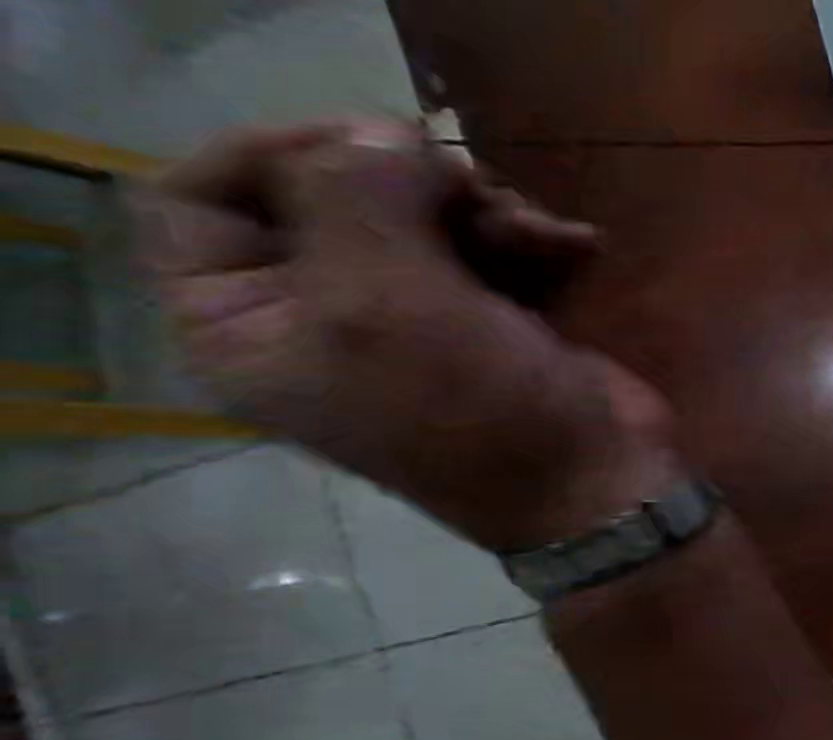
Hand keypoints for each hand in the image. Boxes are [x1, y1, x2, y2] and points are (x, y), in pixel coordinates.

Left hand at [136, 121, 679, 551]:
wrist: (597, 478)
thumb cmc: (478, 408)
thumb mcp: (387, 299)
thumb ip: (354, 191)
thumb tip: (383, 133)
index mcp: (251, 329)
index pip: (201, 198)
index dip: (281, 155)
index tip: (378, 147)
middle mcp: (324, 318)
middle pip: (332, 199)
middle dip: (413, 185)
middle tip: (478, 192)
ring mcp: (418, 319)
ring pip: (424, 218)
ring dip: (489, 210)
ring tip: (543, 233)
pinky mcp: (493, 321)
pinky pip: (493, 252)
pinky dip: (534, 240)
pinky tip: (579, 246)